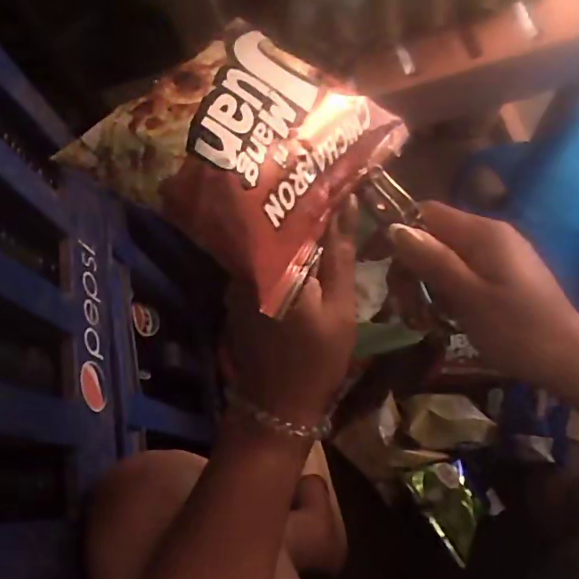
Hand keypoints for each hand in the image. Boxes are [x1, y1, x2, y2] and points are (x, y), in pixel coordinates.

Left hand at [224, 200, 358, 428]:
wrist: (276, 405)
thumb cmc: (316, 361)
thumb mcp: (341, 310)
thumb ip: (340, 257)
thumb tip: (343, 206)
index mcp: (275, 268)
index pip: (296, 214)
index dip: (319, 192)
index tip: (341, 172)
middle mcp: (247, 268)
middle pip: (275, 224)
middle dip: (303, 205)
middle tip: (334, 186)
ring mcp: (236, 282)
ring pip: (267, 242)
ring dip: (291, 229)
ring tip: (323, 209)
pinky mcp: (234, 296)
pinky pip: (260, 263)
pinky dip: (280, 253)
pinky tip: (304, 249)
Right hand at [386, 202, 578, 396]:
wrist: (567, 359)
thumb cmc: (514, 328)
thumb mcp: (466, 295)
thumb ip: (432, 259)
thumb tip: (395, 229)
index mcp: (483, 233)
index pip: (426, 212)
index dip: (397, 232)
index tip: (377, 264)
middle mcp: (491, 235)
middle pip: (432, 236)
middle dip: (409, 266)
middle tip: (402, 304)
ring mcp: (499, 255)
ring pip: (443, 257)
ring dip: (424, 283)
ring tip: (420, 317)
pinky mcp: (501, 276)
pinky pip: (460, 272)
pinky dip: (443, 291)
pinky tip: (442, 317)